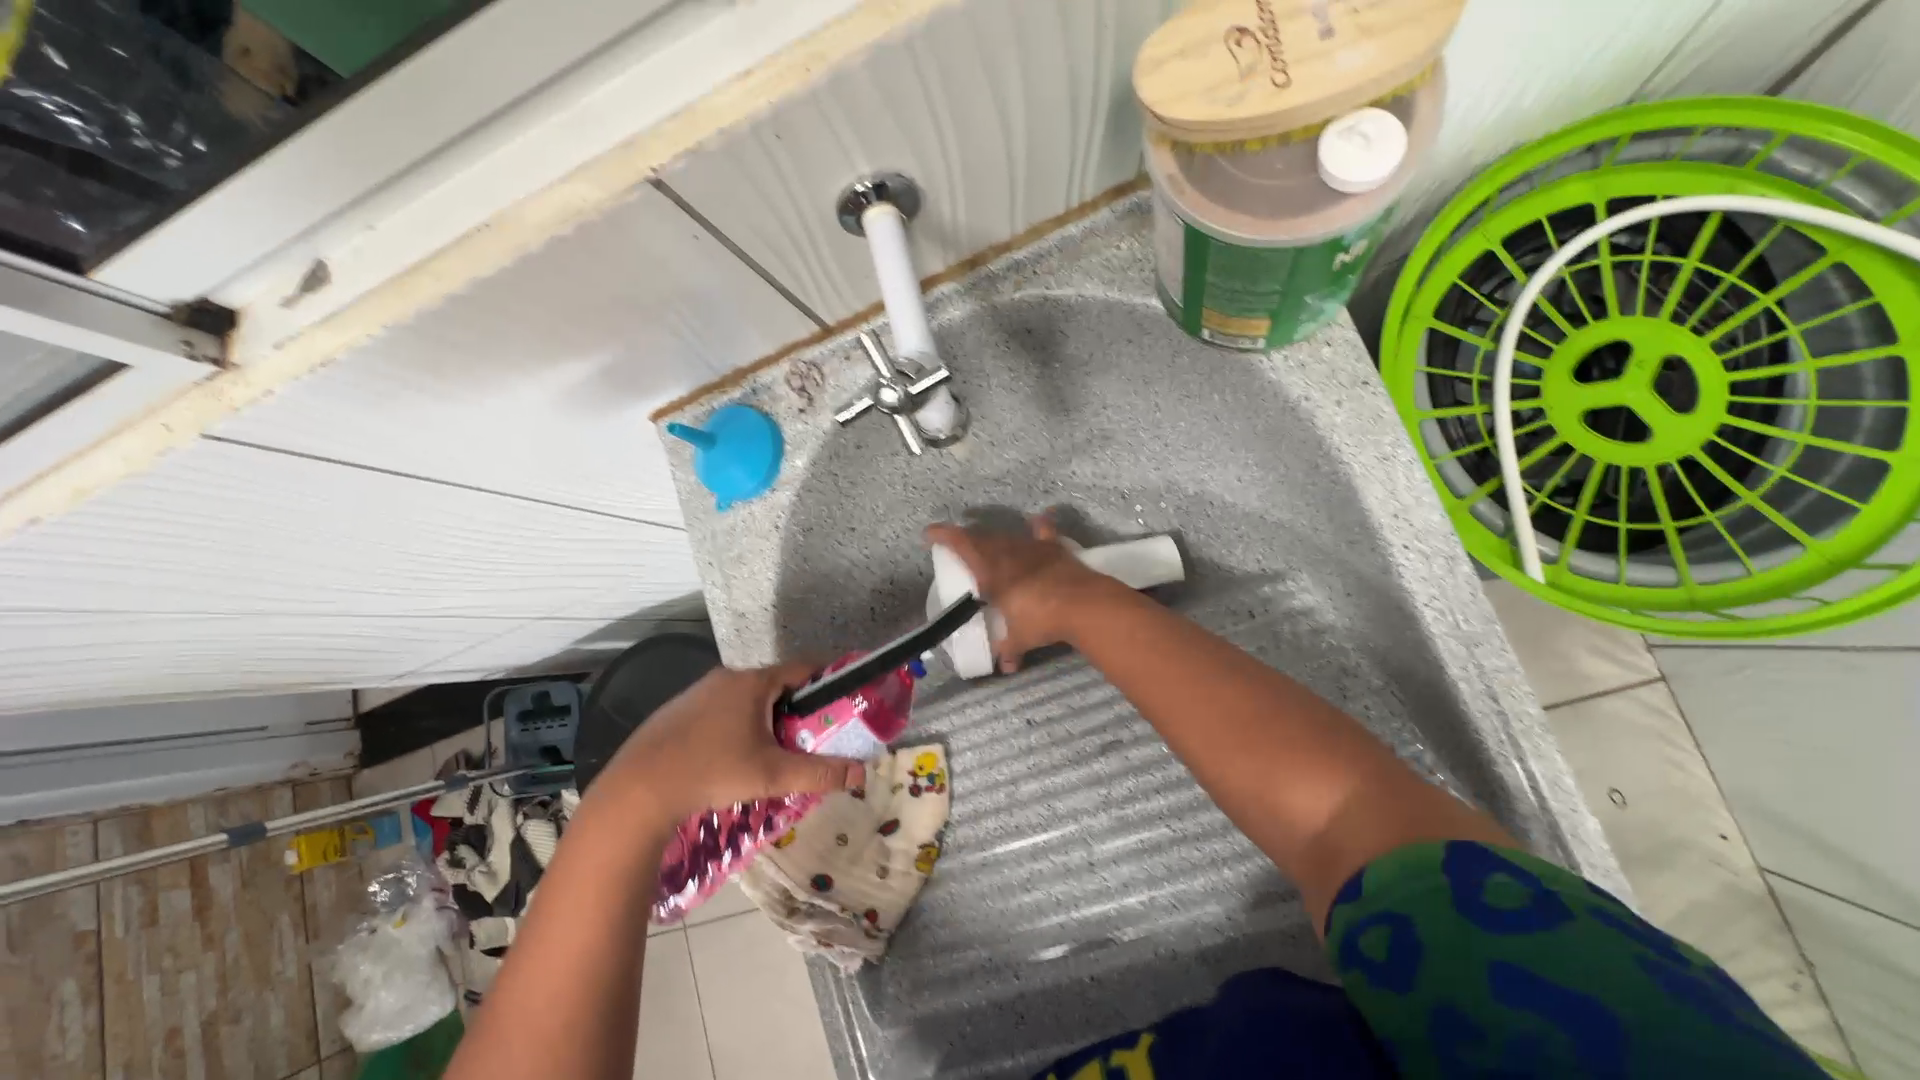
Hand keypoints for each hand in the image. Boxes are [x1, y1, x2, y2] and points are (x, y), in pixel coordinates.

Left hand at [594, 662, 863, 819]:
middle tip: (812, 738)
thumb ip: (820, 773)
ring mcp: (698, 692)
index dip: (829, 680)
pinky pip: (722, 711)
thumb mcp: (773, 776)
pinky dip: (738, 726)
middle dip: (798, 708)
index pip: (804, 668)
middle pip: (776, 686)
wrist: (638, 789)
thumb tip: (861, 773)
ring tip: (775, 753)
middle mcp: (727, 678)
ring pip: (747, 699)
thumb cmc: (712, 771)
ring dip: (766, 719)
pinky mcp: (678, 712)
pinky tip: (733, 758)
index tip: (846, 700)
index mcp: (753, 682)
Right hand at [925, 514, 1119, 671]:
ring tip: (990, 545)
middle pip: (982, 538)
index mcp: (991, 570)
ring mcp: (1032, 548)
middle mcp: (1008, 552)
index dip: (943, 535)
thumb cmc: (1041, 620)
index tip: (929, 533)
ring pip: (1007, 537)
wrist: (1083, 604)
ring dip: (996, 540)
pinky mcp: (1054, 549)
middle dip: (967, 540)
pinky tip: (1037, 519)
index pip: (961, 544)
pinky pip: (1043, 532)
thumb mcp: (1020, 638)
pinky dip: (1039, 526)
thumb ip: (1009, 649)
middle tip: (959, 547)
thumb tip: (1006, 666)